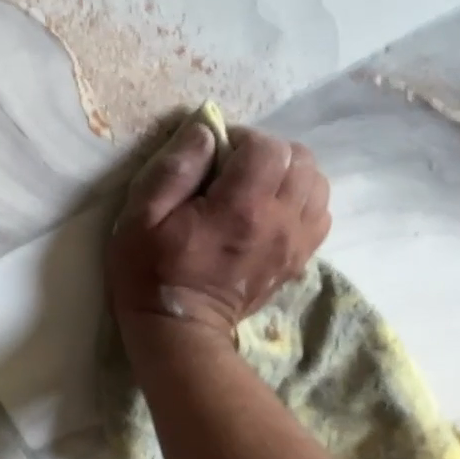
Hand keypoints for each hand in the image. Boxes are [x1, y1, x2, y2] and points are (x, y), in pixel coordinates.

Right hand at [107, 119, 330, 345]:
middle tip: (231, 166)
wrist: (178, 327)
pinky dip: (299, 199)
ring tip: (251, 186)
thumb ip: (173, 169)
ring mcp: (297, 241)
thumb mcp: (139, 216)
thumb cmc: (149, 269)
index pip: (267, 147)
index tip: (211, 150)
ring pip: (317, 184)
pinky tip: (267, 209)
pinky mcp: (300, 257)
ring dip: (287, 174)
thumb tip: (203, 131)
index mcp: (240, 207)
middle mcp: (281, 220)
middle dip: (267, 152)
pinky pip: (320, 212)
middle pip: (302, 160)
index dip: (239, 137)